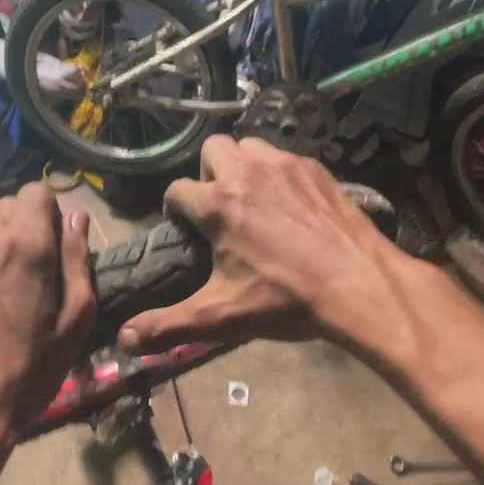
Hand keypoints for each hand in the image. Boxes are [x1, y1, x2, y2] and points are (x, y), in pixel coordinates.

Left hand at [0, 184, 96, 450]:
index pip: (37, 191)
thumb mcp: (75, 321)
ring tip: (0, 276)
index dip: (50, 213)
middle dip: (24, 224)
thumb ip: (78, 260)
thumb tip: (76, 218)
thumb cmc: (29, 371)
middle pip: (8, 204)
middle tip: (31, 267)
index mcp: (28, 245)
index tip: (55, 245)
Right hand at [118, 136, 407, 353]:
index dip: (176, 207)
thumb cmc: (286, 301)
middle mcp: (246, 173)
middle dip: (208, 172)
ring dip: (243, 164)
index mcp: (216, 205)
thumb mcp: (221, 317)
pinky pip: (285, 156)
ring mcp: (284, 165)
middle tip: (220, 204)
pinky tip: (290, 203)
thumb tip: (124, 339)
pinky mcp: (314, 168)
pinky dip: (279, 172)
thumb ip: (168, 326)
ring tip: (253, 197)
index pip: (176, 190)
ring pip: (249, 145)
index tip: (187, 226)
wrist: (359, 285)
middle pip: (212, 149)